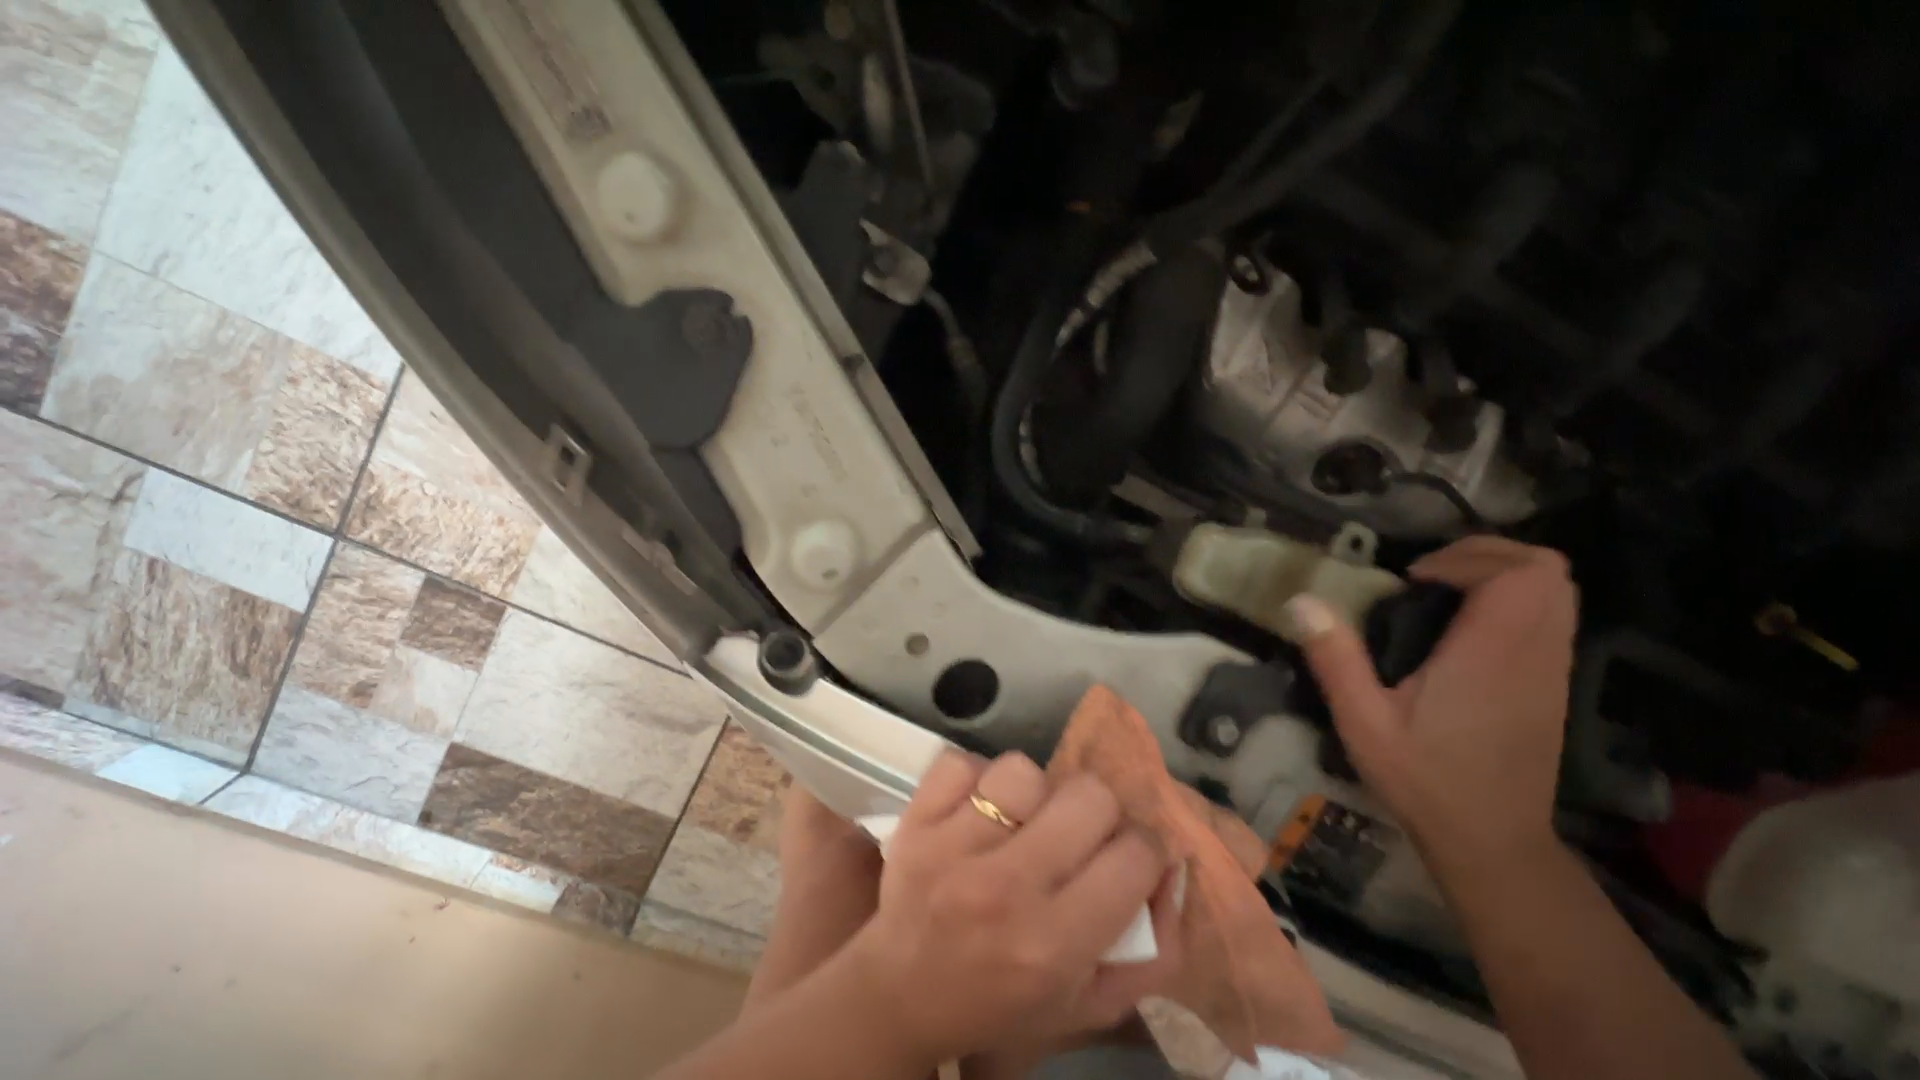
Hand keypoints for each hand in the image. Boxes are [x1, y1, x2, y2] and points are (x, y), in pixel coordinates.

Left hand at [843, 750, 1181, 1063]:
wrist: (900, 997)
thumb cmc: (1002, 1004)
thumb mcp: (1089, 1003)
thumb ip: (1152, 951)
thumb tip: (1174, 872)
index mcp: (1054, 943)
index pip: (1135, 855)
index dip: (1144, 850)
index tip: (1128, 859)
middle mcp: (1006, 888)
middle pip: (1089, 796)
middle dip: (1099, 813)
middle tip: (1081, 836)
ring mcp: (953, 850)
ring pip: (1024, 770)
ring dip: (1034, 792)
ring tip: (1024, 821)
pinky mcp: (915, 824)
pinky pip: (961, 763)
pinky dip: (975, 779)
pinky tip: (978, 811)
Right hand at [1285, 536, 1577, 872]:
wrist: (1493, 839)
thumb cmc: (1424, 779)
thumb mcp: (1363, 722)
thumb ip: (1336, 659)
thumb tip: (1301, 601)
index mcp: (1490, 653)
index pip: (1510, 573)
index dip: (1460, 559)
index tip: (1413, 582)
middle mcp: (1534, 651)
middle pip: (1544, 568)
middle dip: (1487, 553)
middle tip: (1433, 575)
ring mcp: (1554, 666)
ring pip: (1558, 588)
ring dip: (1506, 572)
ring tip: (1451, 592)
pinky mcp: (1557, 682)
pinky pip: (1556, 614)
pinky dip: (1520, 598)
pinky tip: (1473, 626)